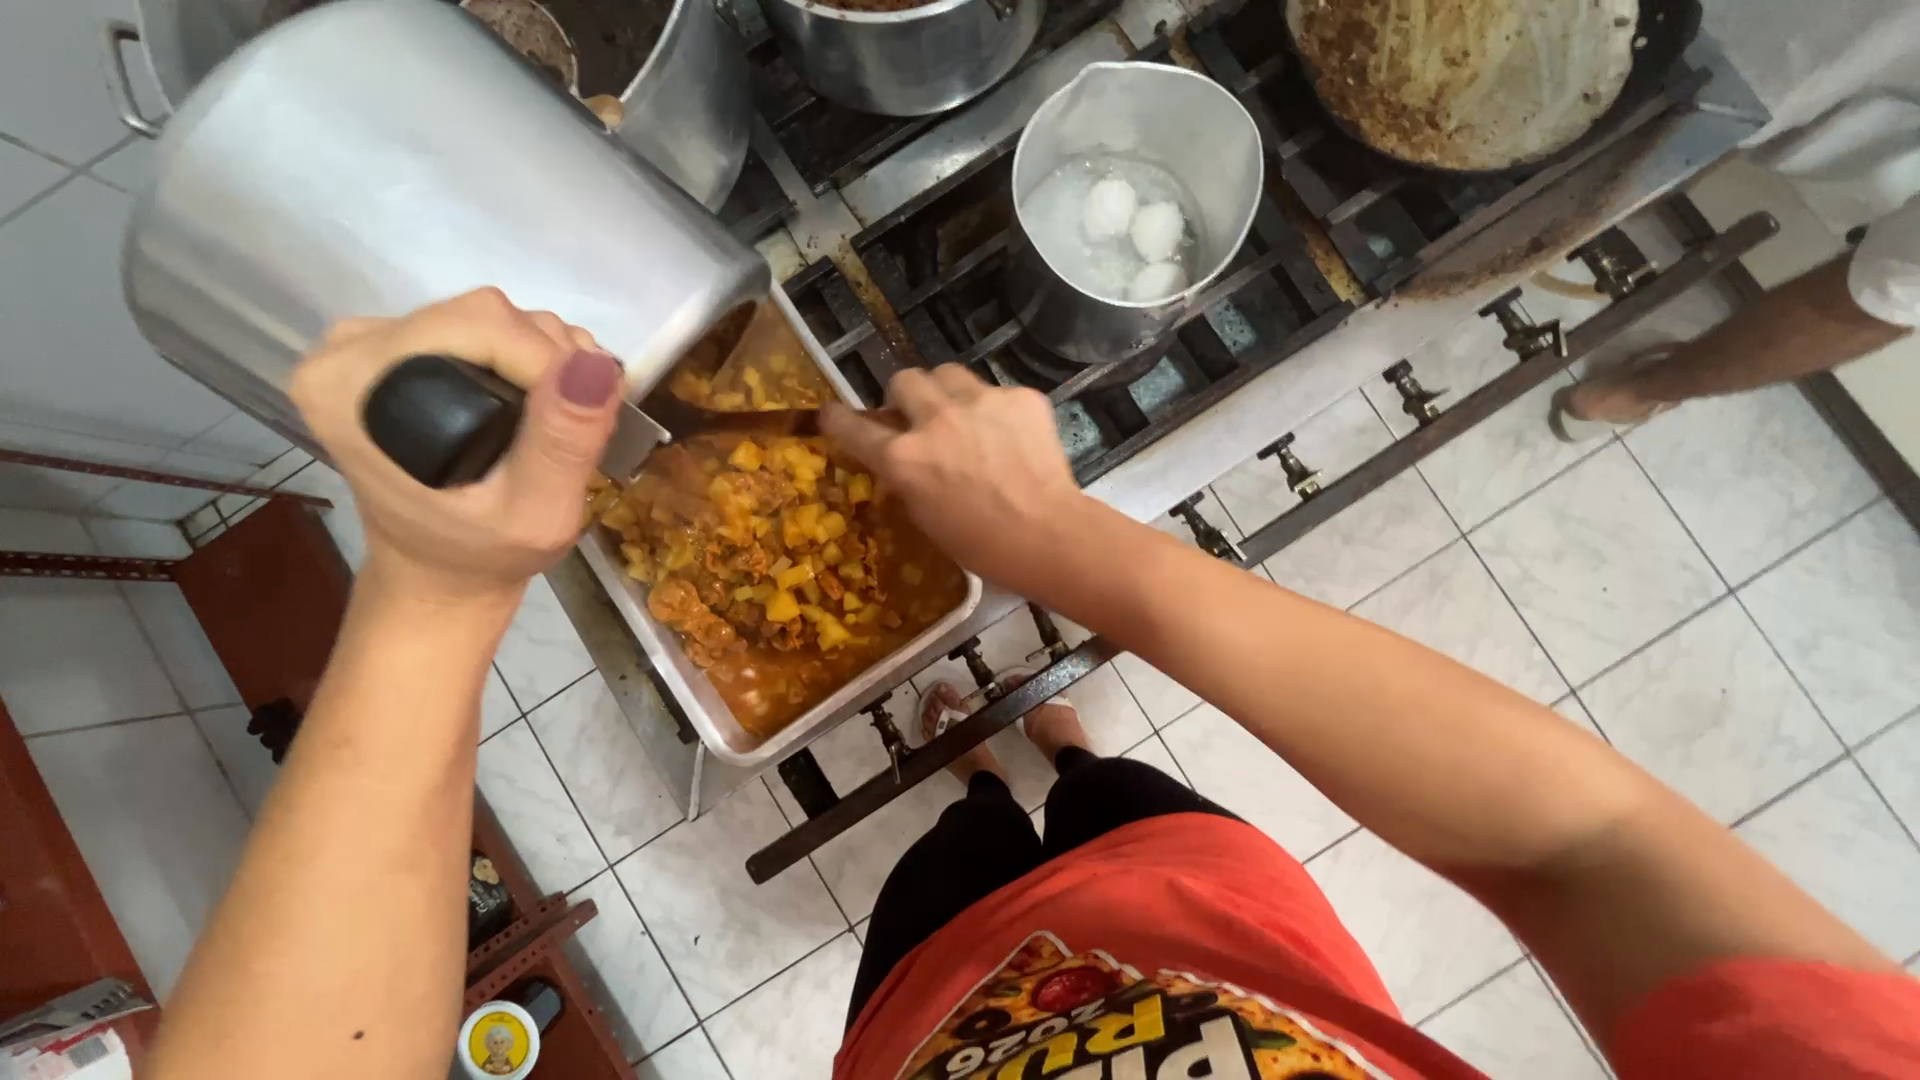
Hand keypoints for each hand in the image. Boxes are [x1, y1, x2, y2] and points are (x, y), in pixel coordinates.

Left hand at [290, 288, 620, 608]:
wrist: (442, 572)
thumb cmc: (484, 553)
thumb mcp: (538, 513)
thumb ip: (562, 440)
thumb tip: (596, 366)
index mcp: (356, 386)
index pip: (484, 326)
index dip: (550, 363)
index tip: (579, 423)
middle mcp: (347, 350)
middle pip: (485, 314)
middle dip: (549, 362)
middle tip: (575, 426)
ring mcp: (366, 346)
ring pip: (489, 316)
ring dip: (544, 360)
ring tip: (557, 421)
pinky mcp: (392, 351)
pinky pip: (479, 328)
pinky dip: (524, 358)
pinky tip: (533, 405)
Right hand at [820, 365, 1088, 588]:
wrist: (1047, 535)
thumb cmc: (981, 544)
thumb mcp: (926, 518)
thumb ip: (907, 480)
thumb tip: (902, 463)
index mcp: (904, 458)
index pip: (855, 428)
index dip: (838, 419)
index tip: (831, 412)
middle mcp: (935, 419)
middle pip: (904, 379)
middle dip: (906, 397)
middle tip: (919, 416)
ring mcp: (980, 402)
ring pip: (948, 374)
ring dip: (947, 392)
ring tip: (965, 417)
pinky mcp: (1020, 397)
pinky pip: (995, 392)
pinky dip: (995, 410)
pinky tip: (1011, 438)